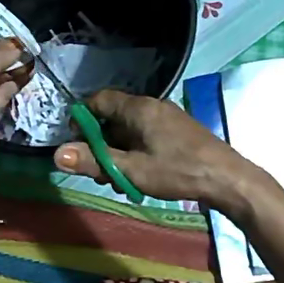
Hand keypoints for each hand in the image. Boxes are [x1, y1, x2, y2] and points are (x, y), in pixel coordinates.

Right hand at [51, 90, 263, 211]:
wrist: (226, 178)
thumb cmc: (177, 171)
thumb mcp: (131, 170)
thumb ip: (94, 161)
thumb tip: (57, 153)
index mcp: (139, 108)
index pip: (100, 100)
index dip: (82, 119)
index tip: (75, 144)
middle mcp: (152, 106)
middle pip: (113, 118)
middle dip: (101, 145)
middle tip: (100, 174)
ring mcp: (166, 118)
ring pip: (130, 131)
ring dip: (119, 155)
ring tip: (121, 182)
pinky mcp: (177, 132)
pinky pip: (146, 137)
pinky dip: (136, 154)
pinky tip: (139, 179)